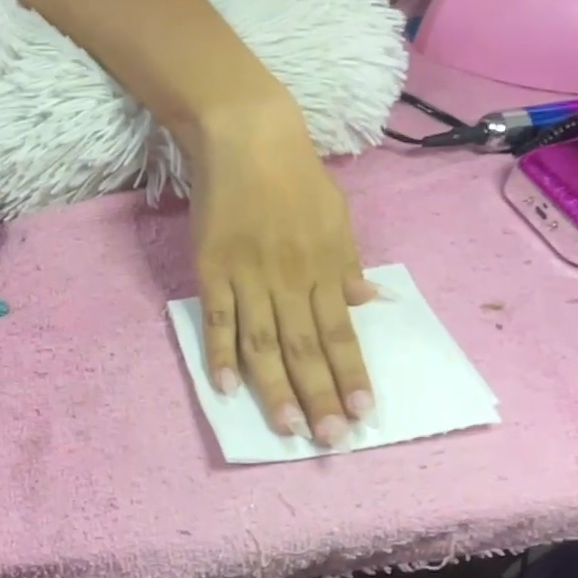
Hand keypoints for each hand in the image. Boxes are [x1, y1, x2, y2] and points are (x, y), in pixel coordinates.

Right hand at [192, 101, 376, 443]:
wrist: (246, 137)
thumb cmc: (295, 176)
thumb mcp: (337, 216)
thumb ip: (347, 263)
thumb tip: (366, 304)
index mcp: (325, 267)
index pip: (341, 332)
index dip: (352, 374)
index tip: (364, 412)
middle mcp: (291, 279)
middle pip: (306, 347)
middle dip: (320, 395)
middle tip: (330, 439)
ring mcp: (249, 276)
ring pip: (265, 342)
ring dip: (277, 388)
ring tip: (288, 429)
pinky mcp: (211, 269)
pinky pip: (217, 318)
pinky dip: (221, 353)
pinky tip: (227, 389)